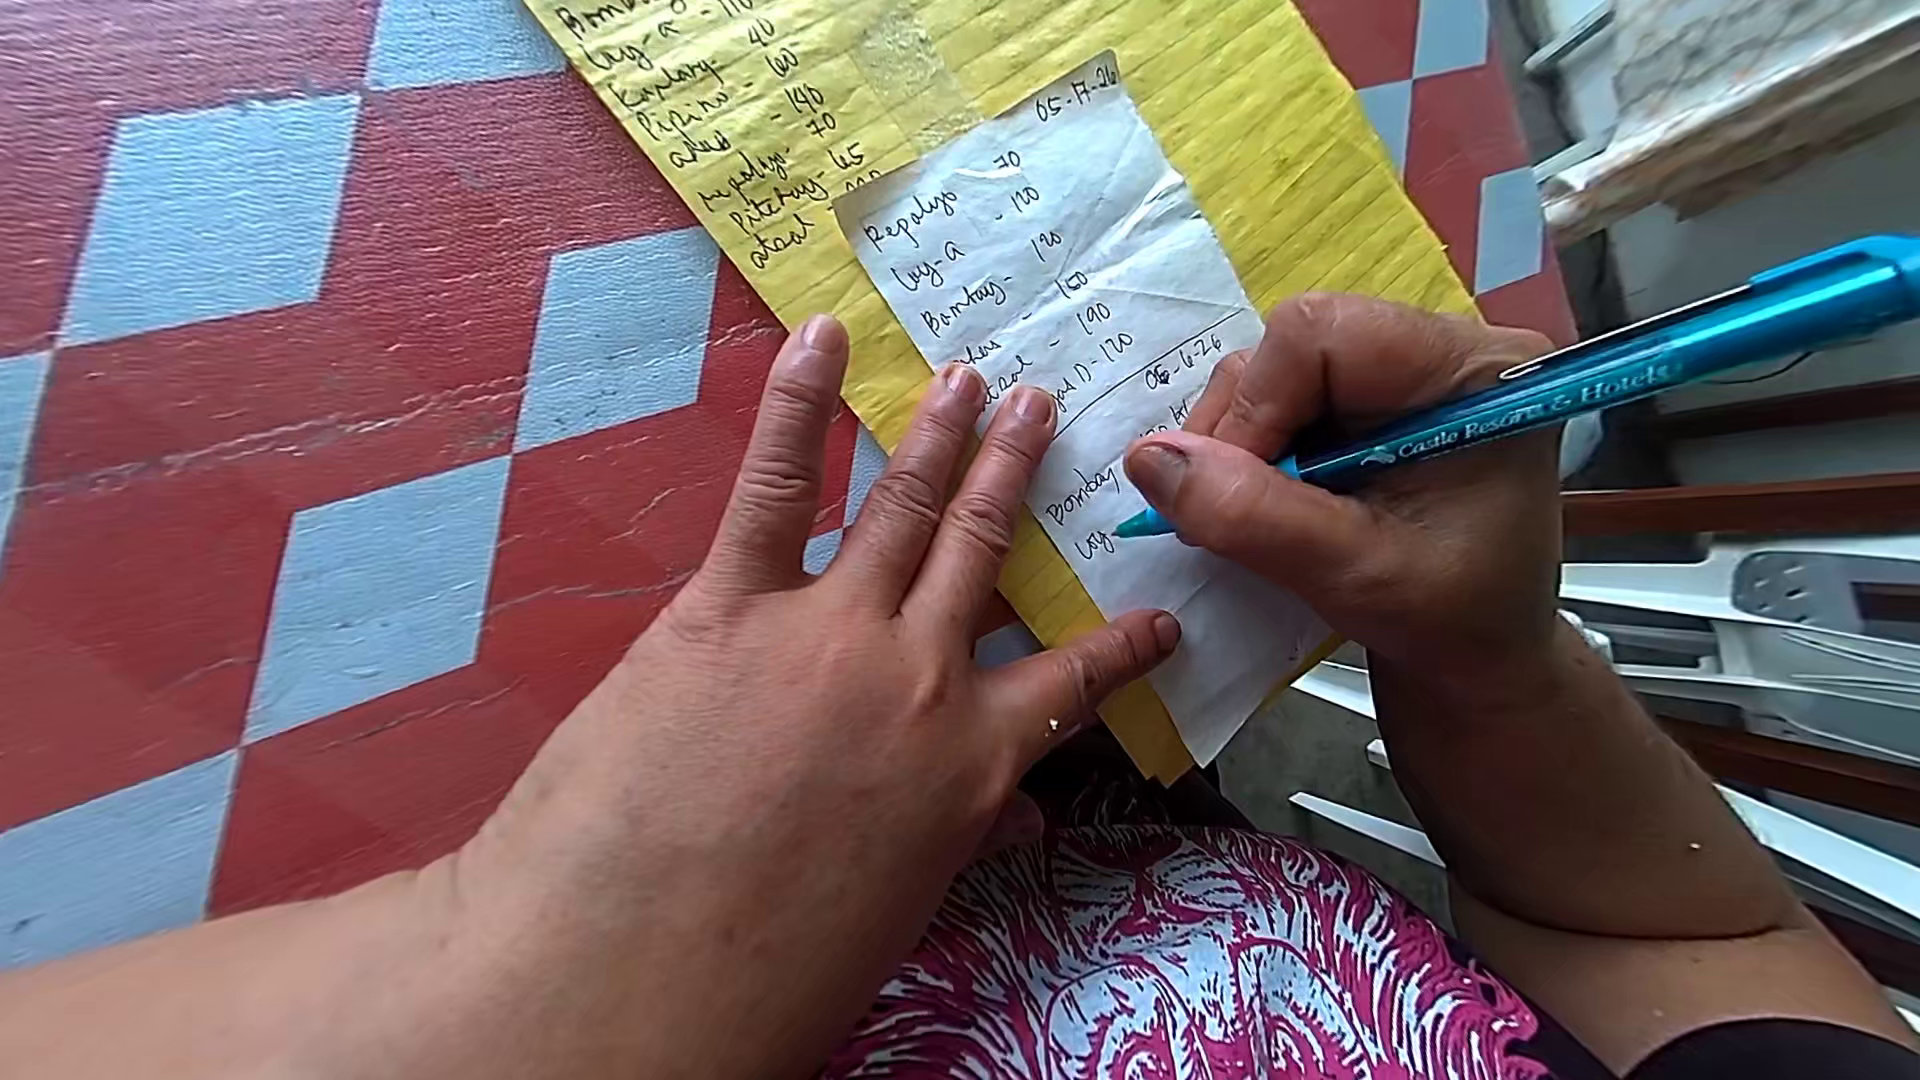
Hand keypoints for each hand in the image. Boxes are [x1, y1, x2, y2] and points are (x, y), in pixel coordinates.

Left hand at [454, 315, 1177, 1077]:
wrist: (622, 990)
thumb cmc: (771, 970)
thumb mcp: (899, 901)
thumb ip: (959, 832)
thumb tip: (1018, 816)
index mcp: (968, 764)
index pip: (1072, 685)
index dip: (1122, 646)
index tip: (1159, 614)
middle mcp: (917, 676)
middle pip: (983, 550)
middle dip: (1014, 472)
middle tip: (1036, 408)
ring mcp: (828, 629)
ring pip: (903, 505)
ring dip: (939, 434)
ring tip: (966, 380)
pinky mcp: (730, 606)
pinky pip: (774, 487)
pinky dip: (797, 407)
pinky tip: (821, 343)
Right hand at [1121, 294, 1559, 684]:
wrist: (1468, 641)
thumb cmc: (1443, 613)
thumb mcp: (1350, 574)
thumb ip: (1250, 516)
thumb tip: (1146, 458)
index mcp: (1462, 370)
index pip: (1317, 335)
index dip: (1255, 409)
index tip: (1246, 492)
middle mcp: (1421, 352)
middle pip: (1277, 351)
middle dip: (1234, 435)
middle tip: (1238, 513)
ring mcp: (1380, 377)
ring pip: (1256, 377)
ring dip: (1228, 450)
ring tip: (1254, 514)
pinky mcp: (1346, 405)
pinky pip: (1257, 404)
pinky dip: (1234, 456)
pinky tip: (1260, 499)